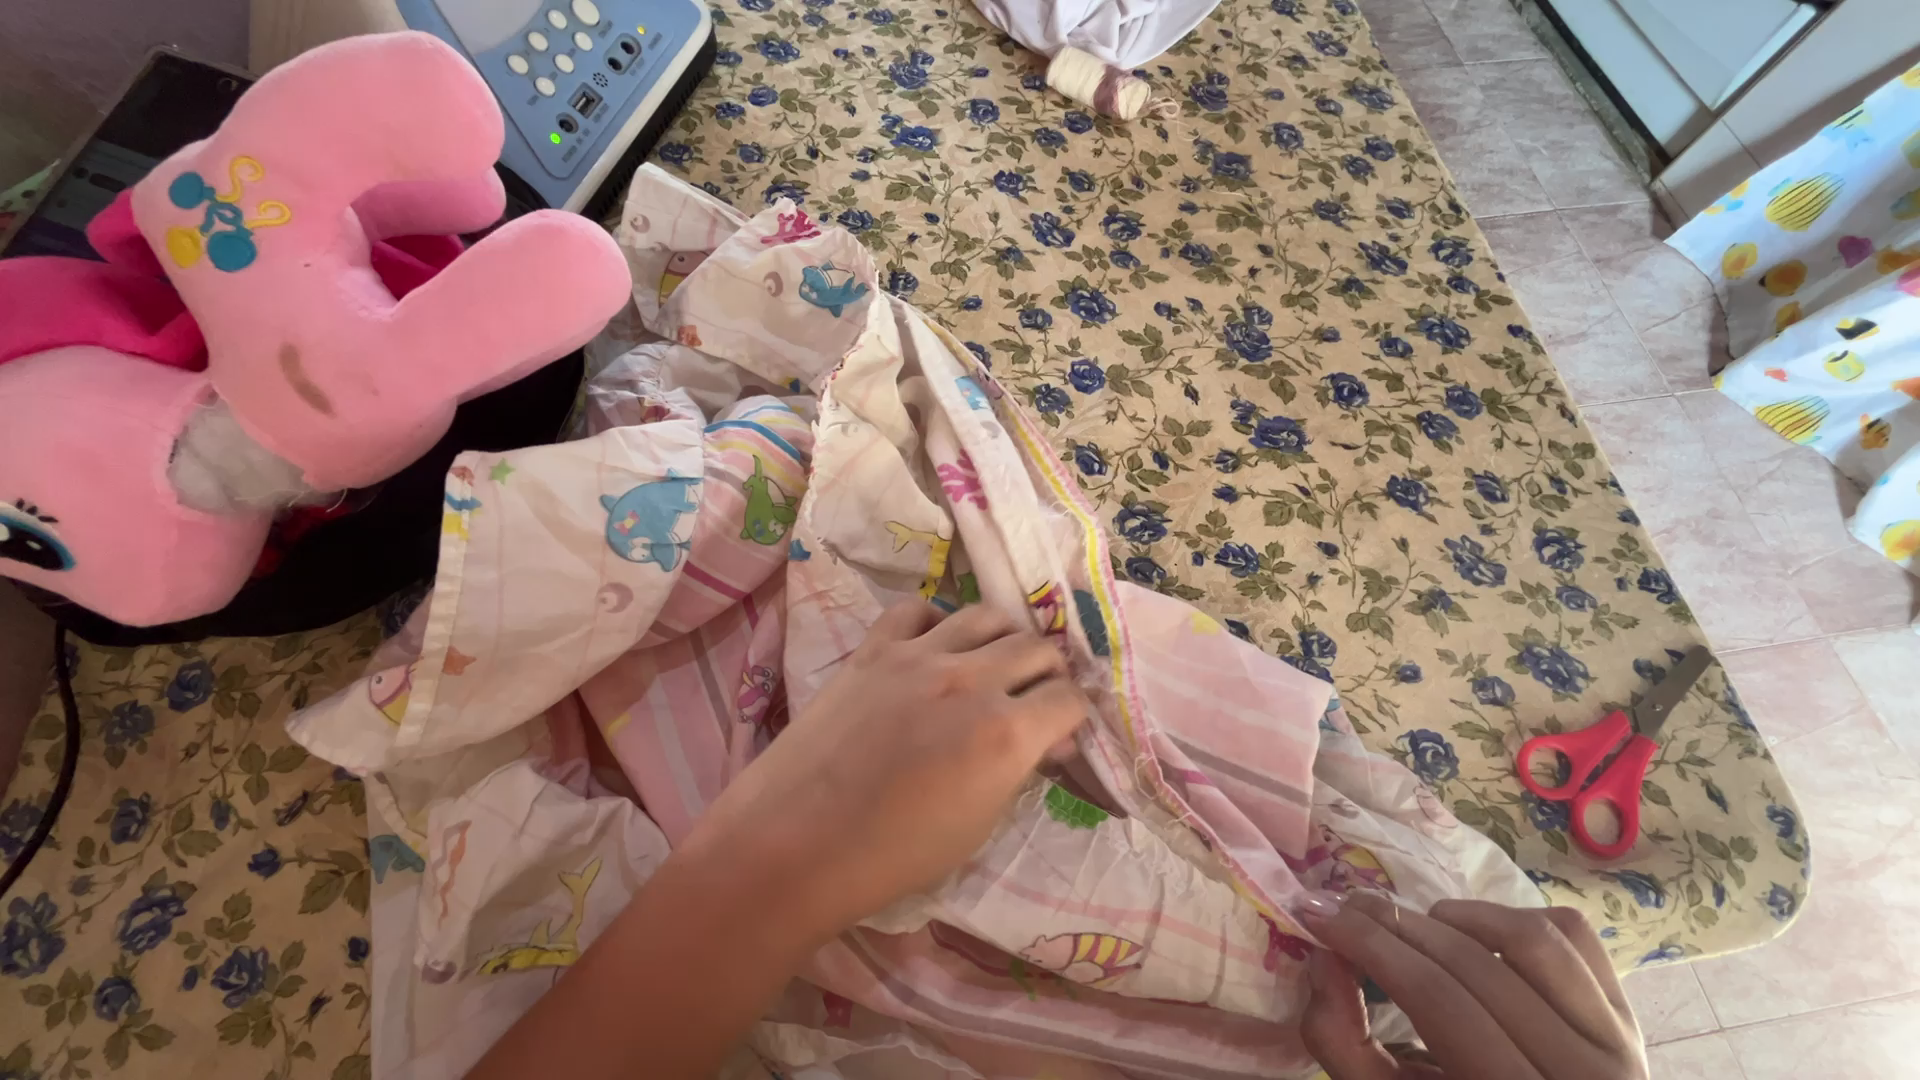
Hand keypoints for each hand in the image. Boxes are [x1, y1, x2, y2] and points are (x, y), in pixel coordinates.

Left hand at [681, 602, 1088, 939]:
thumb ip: (1018, 770)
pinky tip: (934, 645)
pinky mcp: (875, 648)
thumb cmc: (893, 856)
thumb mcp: (978, 826)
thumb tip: (1045, 741)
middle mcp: (972, 681)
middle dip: (1050, 670)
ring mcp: (920, 655)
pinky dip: (936, 621)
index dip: (1074, 714)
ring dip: (1004, 636)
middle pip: (1037, 647)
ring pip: (986, 615)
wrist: (796, 842)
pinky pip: (917, 609)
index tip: (1063, 729)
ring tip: (997, 658)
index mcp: (1006, 733)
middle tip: (1038, 692)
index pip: (1069, 699)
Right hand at [1297, 891, 1647, 1079]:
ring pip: (1530, 938)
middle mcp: (1590, 1079)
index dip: (1368, 944)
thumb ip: (1339, 1036)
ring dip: (1456, 917)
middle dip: (1392, 922)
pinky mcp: (1630, 1014)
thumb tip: (1321, 955)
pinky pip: (1574, 935)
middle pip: (1472, 965)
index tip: (1314, 911)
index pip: (1437, 999)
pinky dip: (1512, 919)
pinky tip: (1478, 941)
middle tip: (1343, 908)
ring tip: (1419, 932)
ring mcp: (1623, 1045)